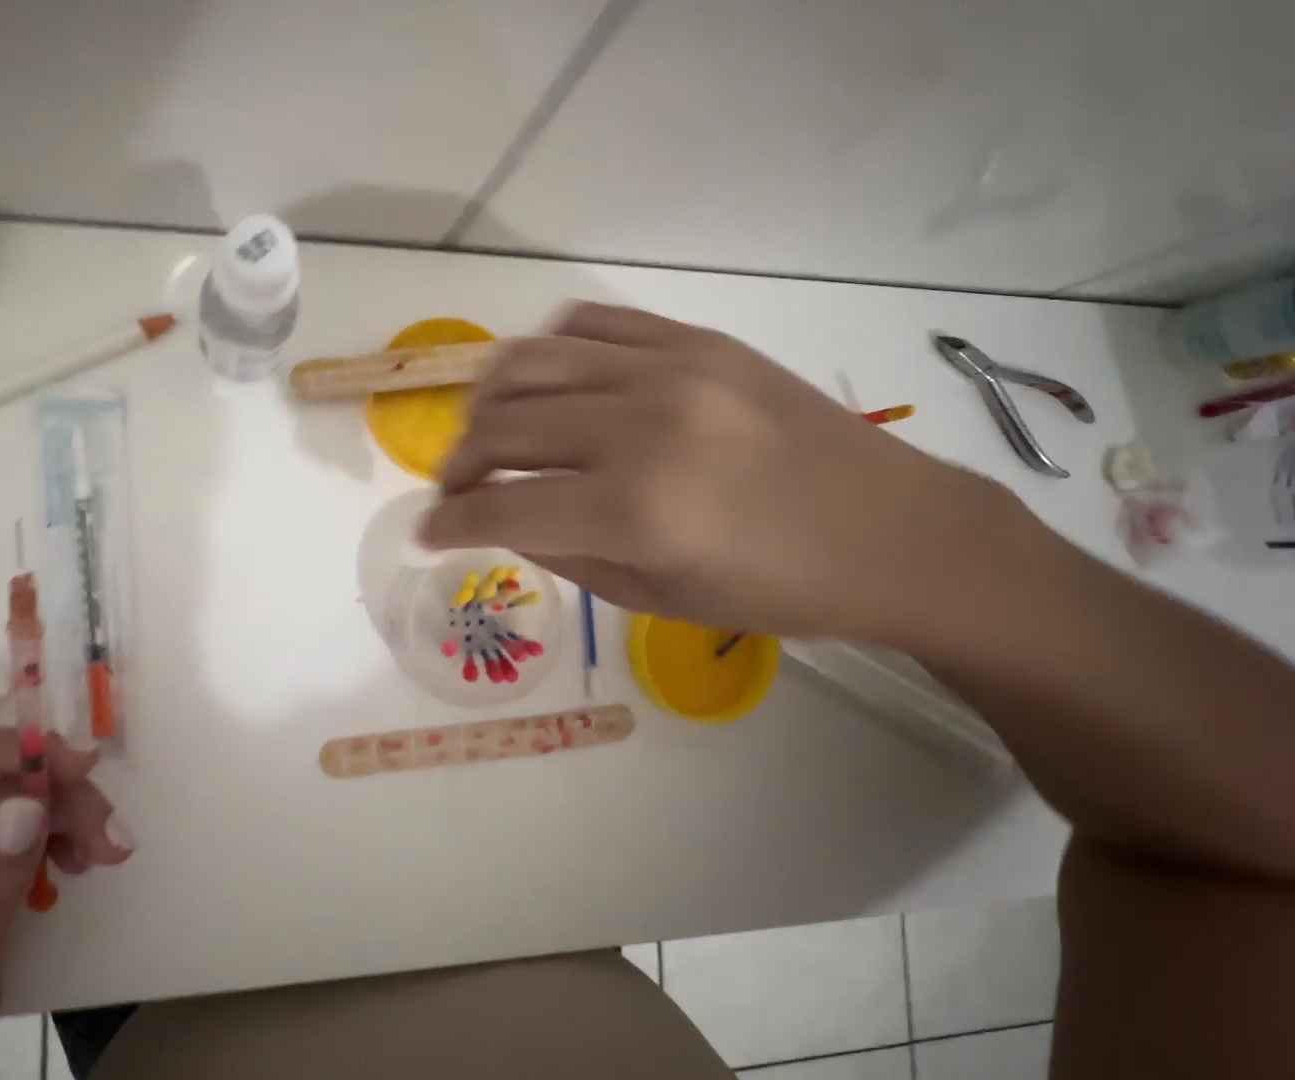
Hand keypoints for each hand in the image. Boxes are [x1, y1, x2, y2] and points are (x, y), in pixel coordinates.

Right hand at [420, 302, 1029, 644]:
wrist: (893, 533)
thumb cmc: (774, 590)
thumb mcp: (654, 598)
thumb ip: (563, 553)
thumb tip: (502, 517)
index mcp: (633, 510)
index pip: (499, 509)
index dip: (447, 525)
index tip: (423, 535)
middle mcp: (639, 427)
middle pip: (500, 429)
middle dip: (457, 466)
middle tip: (455, 490)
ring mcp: (669, 369)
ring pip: (528, 362)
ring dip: (486, 402)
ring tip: (486, 433)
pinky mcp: (696, 339)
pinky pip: (589, 323)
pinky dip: (546, 352)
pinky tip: (550, 386)